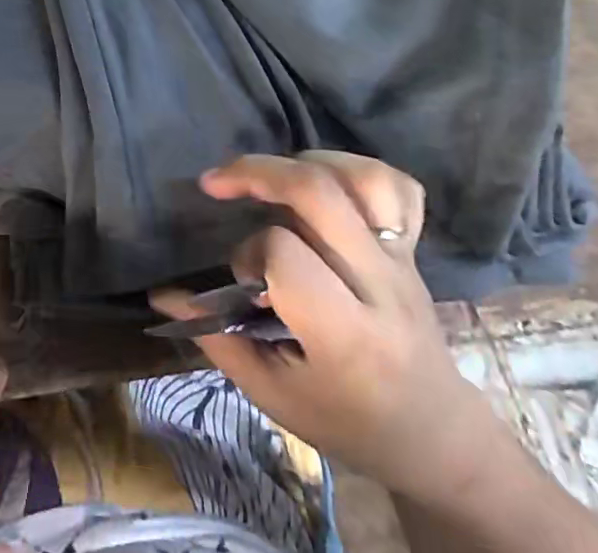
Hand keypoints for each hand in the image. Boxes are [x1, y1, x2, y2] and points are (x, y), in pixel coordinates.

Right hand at [151, 152, 497, 501]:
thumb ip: (218, 338)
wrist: (433, 434)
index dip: (250, 252)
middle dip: (257, 172)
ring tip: (274, 176)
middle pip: (319, 194)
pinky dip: (358, 170)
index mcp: (344, 333)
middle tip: (216, 181)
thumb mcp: (273, 394)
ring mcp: (401, 260)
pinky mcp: (414, 248)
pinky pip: (399, 188)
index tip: (244, 279)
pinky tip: (326, 180)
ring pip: (364, 179)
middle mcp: (377, 284)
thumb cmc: (347, 421)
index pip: (286, 253)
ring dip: (307, 163)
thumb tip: (163, 295)